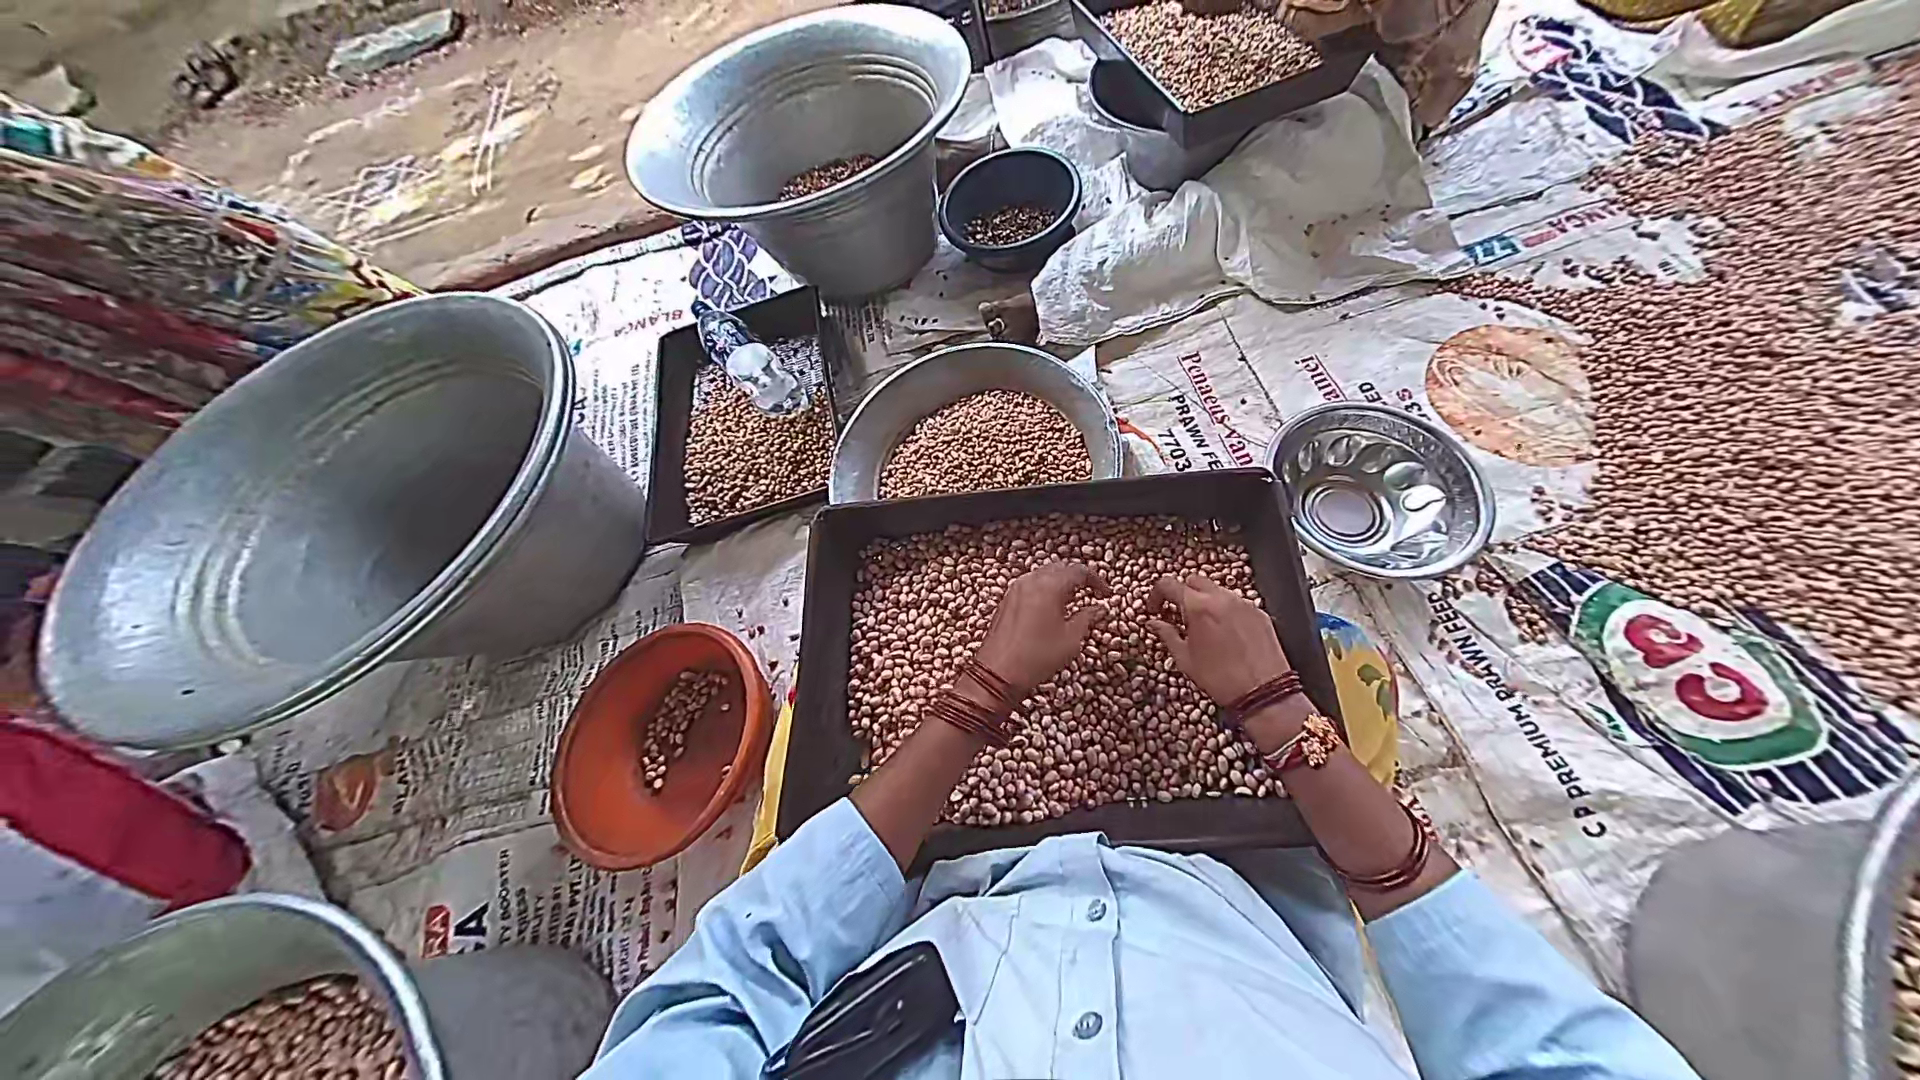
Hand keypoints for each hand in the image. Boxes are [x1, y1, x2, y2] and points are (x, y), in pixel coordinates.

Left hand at [972, 562, 1109, 697]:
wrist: (997, 673)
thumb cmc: (1035, 657)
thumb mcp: (1071, 639)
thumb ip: (1087, 618)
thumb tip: (1099, 609)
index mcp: (1049, 586)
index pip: (1079, 571)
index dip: (1096, 581)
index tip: (1106, 593)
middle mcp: (1030, 582)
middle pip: (1060, 568)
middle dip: (1078, 577)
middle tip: (1091, 592)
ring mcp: (1015, 590)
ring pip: (1043, 574)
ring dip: (1060, 582)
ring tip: (1073, 600)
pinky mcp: (1006, 601)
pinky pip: (1030, 585)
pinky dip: (1044, 590)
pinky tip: (1051, 608)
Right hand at [1148, 573, 1289, 704]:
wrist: (1263, 692)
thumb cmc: (1222, 679)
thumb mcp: (1185, 658)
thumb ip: (1167, 634)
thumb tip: (1154, 624)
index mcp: (1198, 607)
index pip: (1169, 585)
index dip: (1156, 594)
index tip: (1155, 608)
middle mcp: (1221, 599)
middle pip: (1193, 581)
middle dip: (1181, 593)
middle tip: (1176, 613)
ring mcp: (1243, 604)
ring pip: (1216, 590)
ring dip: (1203, 600)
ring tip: (1201, 624)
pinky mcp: (1259, 613)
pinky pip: (1236, 603)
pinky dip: (1224, 610)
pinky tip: (1222, 631)